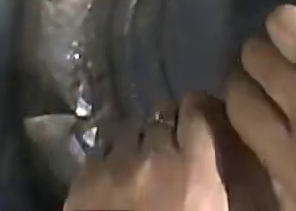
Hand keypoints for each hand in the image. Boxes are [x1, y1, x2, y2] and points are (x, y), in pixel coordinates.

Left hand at [66, 91, 230, 210]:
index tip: (199, 122)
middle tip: (169, 155)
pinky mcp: (83, 180)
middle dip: (166, 131)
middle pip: (161, 116)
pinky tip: (114, 182)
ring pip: (130, 129)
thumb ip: (213, 186)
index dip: (198, 112)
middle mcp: (155, 158)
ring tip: (140, 168)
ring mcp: (115, 166)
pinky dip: (110, 161)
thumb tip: (211, 165)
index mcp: (196, 176)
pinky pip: (102, 151)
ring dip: (137, 143)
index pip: (197, 110)